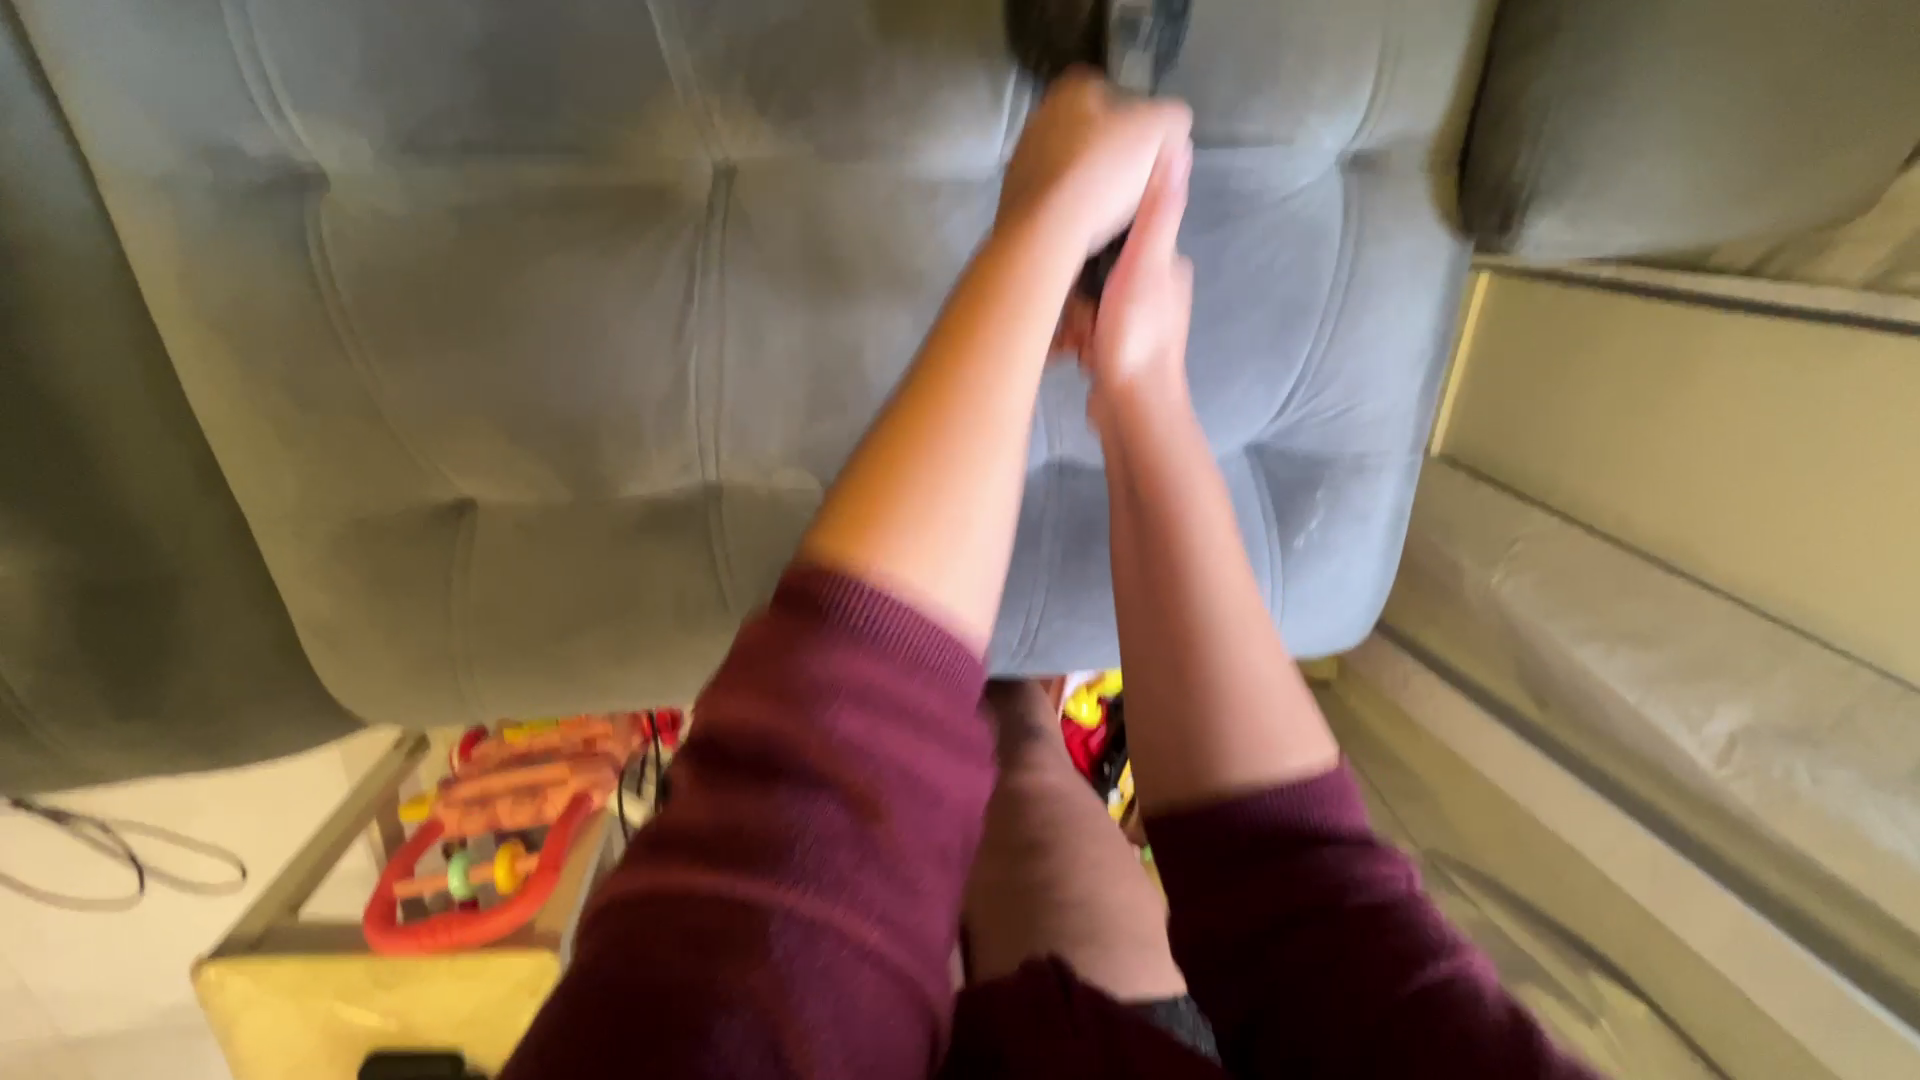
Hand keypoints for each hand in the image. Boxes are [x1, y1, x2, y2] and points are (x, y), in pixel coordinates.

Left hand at [996, 69, 1193, 253]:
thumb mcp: (1161, 131)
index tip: (1154, 153)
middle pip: (1094, 134)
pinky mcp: (1015, 198)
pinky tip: (1086, 226)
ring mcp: (1023, 158)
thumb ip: (1174, 120)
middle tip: (1137, 183)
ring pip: (1073, 168)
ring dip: (1093, 185)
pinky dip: (1071, 209)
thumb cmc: (1102, 171)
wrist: (1045, 231)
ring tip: (1113, 212)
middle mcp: (1041, 115)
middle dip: (1116, 156)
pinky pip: (1056, 199)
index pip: (1120, 94)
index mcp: (1075, 86)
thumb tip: (1173, 129)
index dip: (1143, 124)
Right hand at [1058, 138, 1194, 425]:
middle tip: (1080, 316)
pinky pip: (1087, 334)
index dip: (1094, 249)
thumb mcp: (1144, 265)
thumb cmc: (1136, 336)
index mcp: (1167, 265)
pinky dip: (1077, 343)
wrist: (1133, 409)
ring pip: (1089, 304)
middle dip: (1081, 295)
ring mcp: (1138, 324)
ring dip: (1076, 322)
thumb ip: (1157, 213)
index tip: (1080, 267)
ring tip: (1078, 341)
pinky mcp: (1121, 352)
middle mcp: (1156, 291)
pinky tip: (1075, 355)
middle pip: (1099, 272)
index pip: (1122, 235)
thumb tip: (1177, 150)